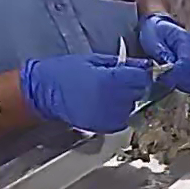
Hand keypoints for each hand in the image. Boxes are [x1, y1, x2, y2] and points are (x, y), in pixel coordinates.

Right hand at [18, 54, 153, 133]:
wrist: (45, 94)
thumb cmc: (66, 72)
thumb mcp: (94, 60)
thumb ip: (122, 64)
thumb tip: (144, 64)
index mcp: (110, 80)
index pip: (141, 78)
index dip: (139, 74)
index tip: (133, 71)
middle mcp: (112, 101)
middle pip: (139, 93)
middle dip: (132, 86)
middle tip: (117, 81)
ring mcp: (109, 117)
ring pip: (132, 107)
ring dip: (126, 100)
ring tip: (107, 93)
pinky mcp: (104, 127)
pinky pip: (122, 120)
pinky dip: (118, 113)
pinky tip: (104, 104)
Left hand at [137, 15, 189, 93]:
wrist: (159, 30)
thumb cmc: (156, 35)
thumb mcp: (154, 40)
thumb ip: (162, 53)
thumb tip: (169, 65)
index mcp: (186, 41)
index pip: (188, 62)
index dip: (176, 74)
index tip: (162, 80)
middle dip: (180, 81)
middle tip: (164, 82)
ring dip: (187, 86)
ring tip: (171, 84)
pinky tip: (180, 86)